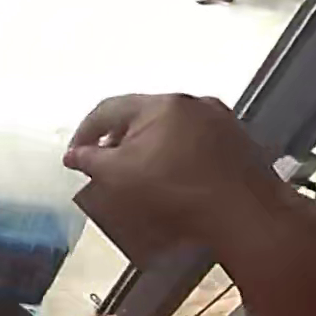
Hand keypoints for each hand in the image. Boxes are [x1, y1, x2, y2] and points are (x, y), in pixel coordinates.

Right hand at [63, 94, 296, 258]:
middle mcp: (192, 103)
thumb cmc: (173, 189)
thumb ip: (89, 160)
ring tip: (133, 175)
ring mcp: (218, 119)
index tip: (74, 156)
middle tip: (101, 166)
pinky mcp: (235, 140)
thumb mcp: (117, 176)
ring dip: (143, 148)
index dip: (83, 133)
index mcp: (160, 105)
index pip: (107, 109)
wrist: (242, 213)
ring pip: (166, 128)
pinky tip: (166, 178)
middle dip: (115, 140)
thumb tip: (73, 155)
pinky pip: (190, 141)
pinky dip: (170, 154)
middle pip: (139, 116)